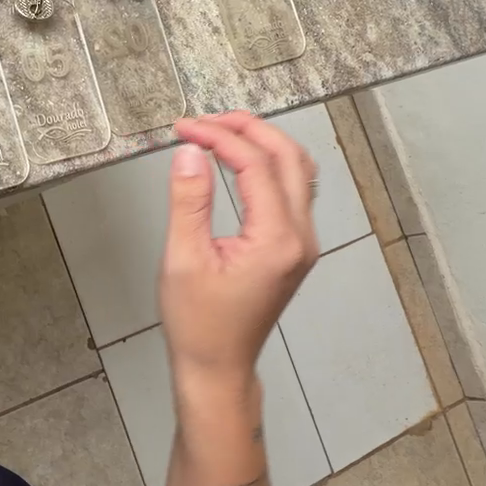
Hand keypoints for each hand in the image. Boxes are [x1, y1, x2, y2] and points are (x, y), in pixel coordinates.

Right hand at [159, 112, 318, 399]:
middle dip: (248, 129)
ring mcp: (302, 242)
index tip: (183, 128)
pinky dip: (267, 165)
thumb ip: (188, 201)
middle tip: (204, 121)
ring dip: (262, 144)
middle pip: (288, 158)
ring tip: (219, 133)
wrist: (217, 365)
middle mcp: (300, 236)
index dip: (218, 137)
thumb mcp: (183, 259)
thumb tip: (189, 152)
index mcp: (277, 239)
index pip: (255, 165)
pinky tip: (237, 163)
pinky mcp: (293, 248)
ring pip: (297, 171)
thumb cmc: (197, 322)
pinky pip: (292, 191)